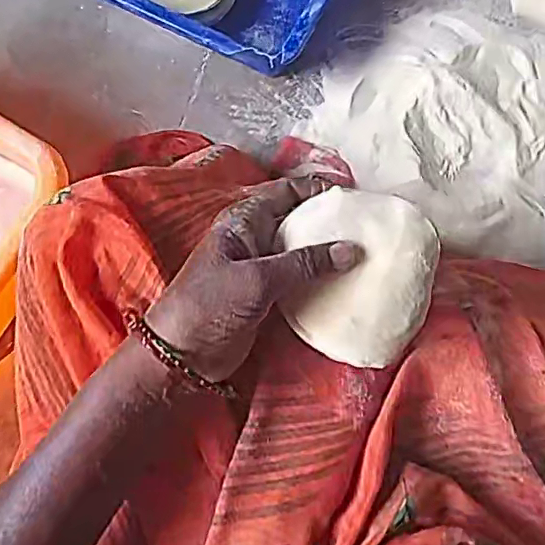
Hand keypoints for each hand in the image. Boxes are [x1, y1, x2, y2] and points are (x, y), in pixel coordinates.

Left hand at [144, 178, 361, 381]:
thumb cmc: (209, 306)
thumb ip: (304, 263)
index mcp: (245, 221)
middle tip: (364, 219)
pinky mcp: (267, 293)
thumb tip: (352, 249)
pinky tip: (344, 277)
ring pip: (301, 248)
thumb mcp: (258, 279)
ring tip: (362, 245)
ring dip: (326, 247)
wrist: (180, 357)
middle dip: (327, 216)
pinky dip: (320, 274)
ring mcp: (261, 266)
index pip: (287, 192)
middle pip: (297, 218)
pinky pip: (300, 276)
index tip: (352, 191)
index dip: (317, 187)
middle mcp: (255, 237)